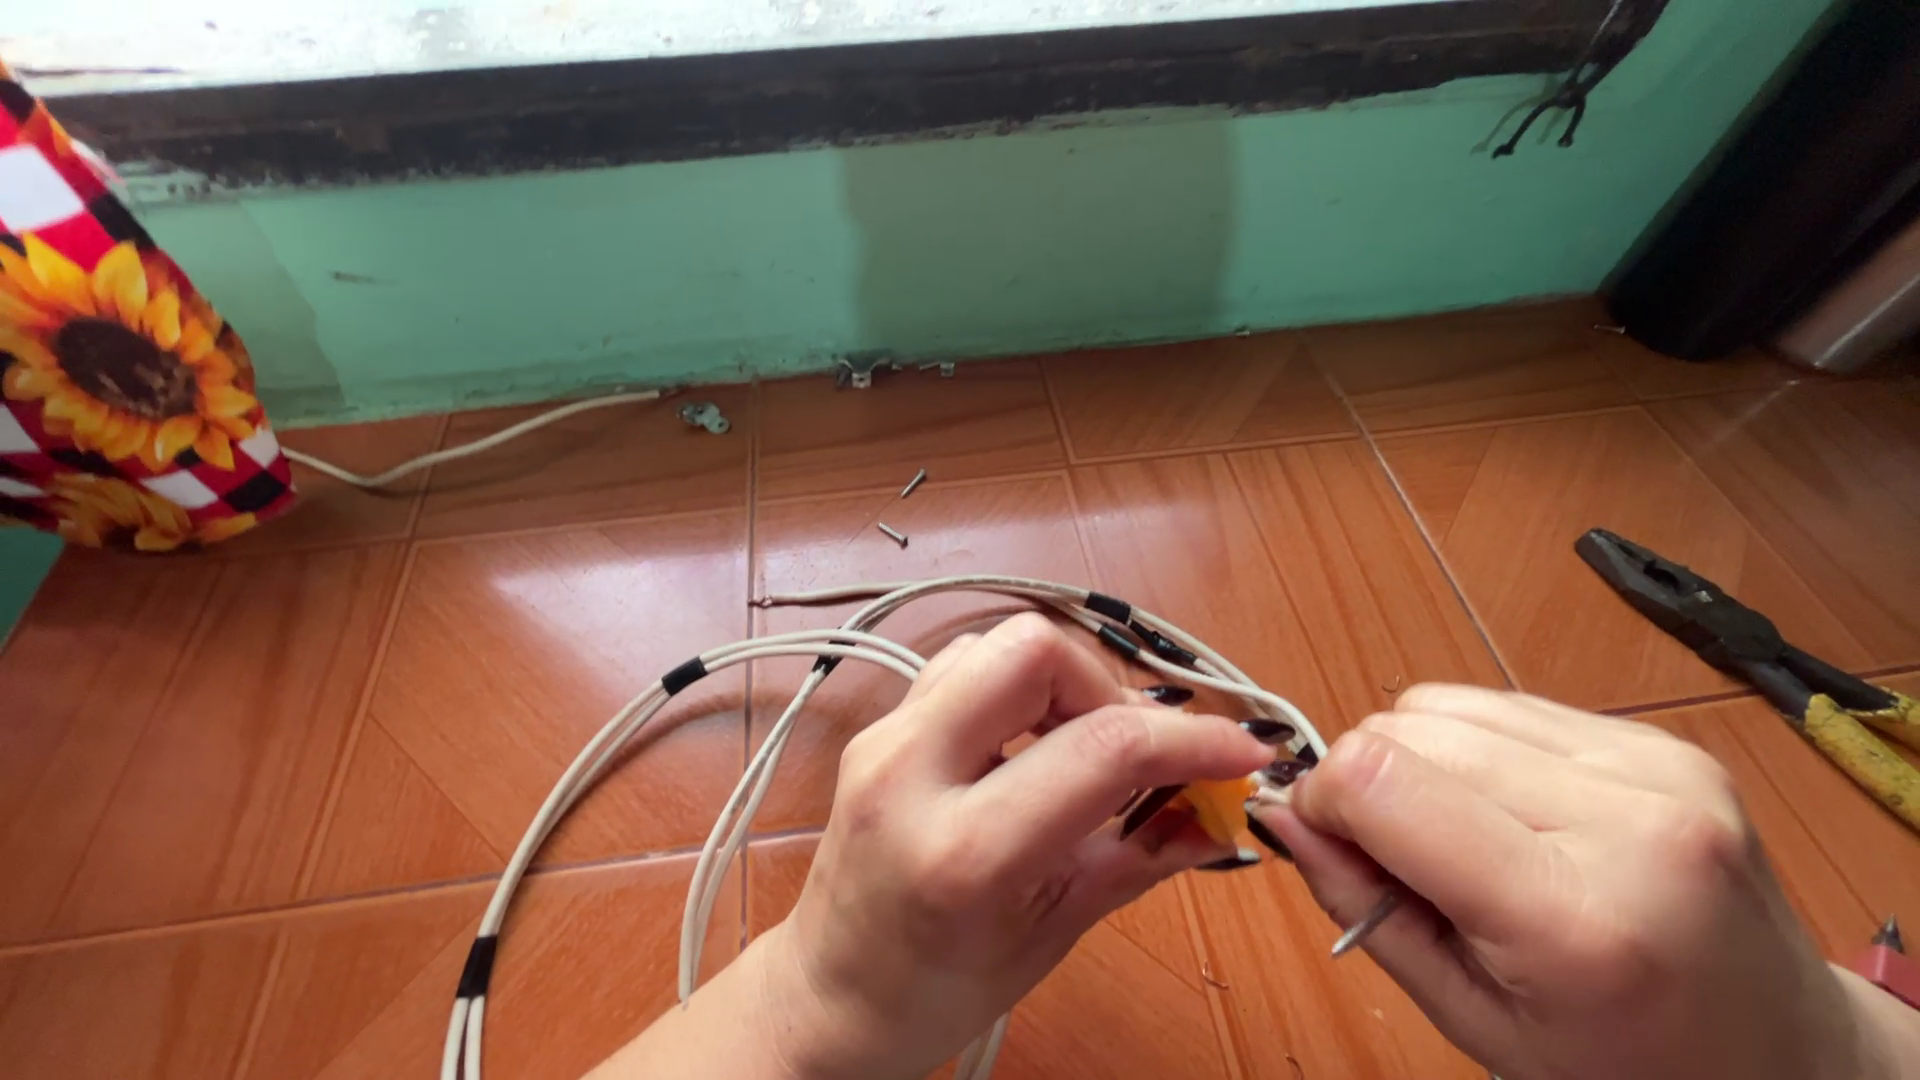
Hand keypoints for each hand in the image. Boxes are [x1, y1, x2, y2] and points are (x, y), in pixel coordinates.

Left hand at [760, 612, 1275, 1079]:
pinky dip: (1017, 685)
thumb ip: (1140, 858)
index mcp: (963, 851)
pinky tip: (1029, 740)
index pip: (1099, 750)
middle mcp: (911, 769)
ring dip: (1061, 680)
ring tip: (1079, 747)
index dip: (1189, 739)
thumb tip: (1217, 810)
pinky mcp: (879, 724)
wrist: (829, 991)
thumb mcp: (1054, 933)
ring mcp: (884, 735)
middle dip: (1105, 683)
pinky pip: (963, 664)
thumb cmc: (938, 988)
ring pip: (995, 643)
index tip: (1236, 751)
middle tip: (1129, 749)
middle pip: (1032, 648)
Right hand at [1253, 684, 1877, 1079]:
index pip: (1380, 781)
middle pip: (1401, 731)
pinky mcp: (1653, 738)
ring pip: (1435, 703)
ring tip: (1456, 827)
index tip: (1329, 838)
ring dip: (1413, 755)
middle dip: (1365, 780)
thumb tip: (1279, 810)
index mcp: (1575, 916)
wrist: (1788, 1053)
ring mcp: (1649, 766)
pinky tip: (1503, 804)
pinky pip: (1491, 702)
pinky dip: (1463, 745)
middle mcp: (1625, 819)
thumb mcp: (1465, 1014)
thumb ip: (1357, 902)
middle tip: (1396, 849)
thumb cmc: (1616, 1060)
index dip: (1323, 798)